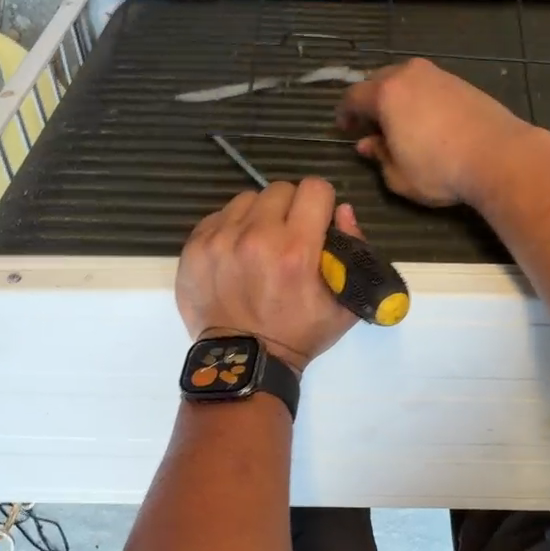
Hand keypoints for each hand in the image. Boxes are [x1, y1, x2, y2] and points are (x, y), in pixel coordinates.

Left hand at [177, 177, 364, 372]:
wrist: (243, 362)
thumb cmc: (298, 335)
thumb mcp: (344, 305)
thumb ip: (354, 253)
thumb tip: (342, 212)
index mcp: (296, 250)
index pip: (315, 188)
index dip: (321, 204)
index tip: (317, 223)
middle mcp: (256, 237)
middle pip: (280, 190)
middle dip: (290, 209)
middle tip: (289, 237)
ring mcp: (220, 240)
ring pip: (247, 200)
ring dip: (259, 216)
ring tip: (260, 246)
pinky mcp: (195, 247)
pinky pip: (219, 216)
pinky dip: (232, 229)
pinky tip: (236, 255)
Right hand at [335, 58, 541, 206]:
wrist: (498, 156)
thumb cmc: (440, 170)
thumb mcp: (398, 175)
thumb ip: (379, 157)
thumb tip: (367, 145)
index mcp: (387, 93)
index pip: (353, 96)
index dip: (344, 113)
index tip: (343, 128)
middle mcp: (410, 74)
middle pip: (379, 81)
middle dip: (370, 102)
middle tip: (369, 125)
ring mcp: (438, 75)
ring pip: (406, 81)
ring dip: (396, 99)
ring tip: (398, 123)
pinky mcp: (461, 83)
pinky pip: (428, 86)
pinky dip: (419, 99)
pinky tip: (425, 121)